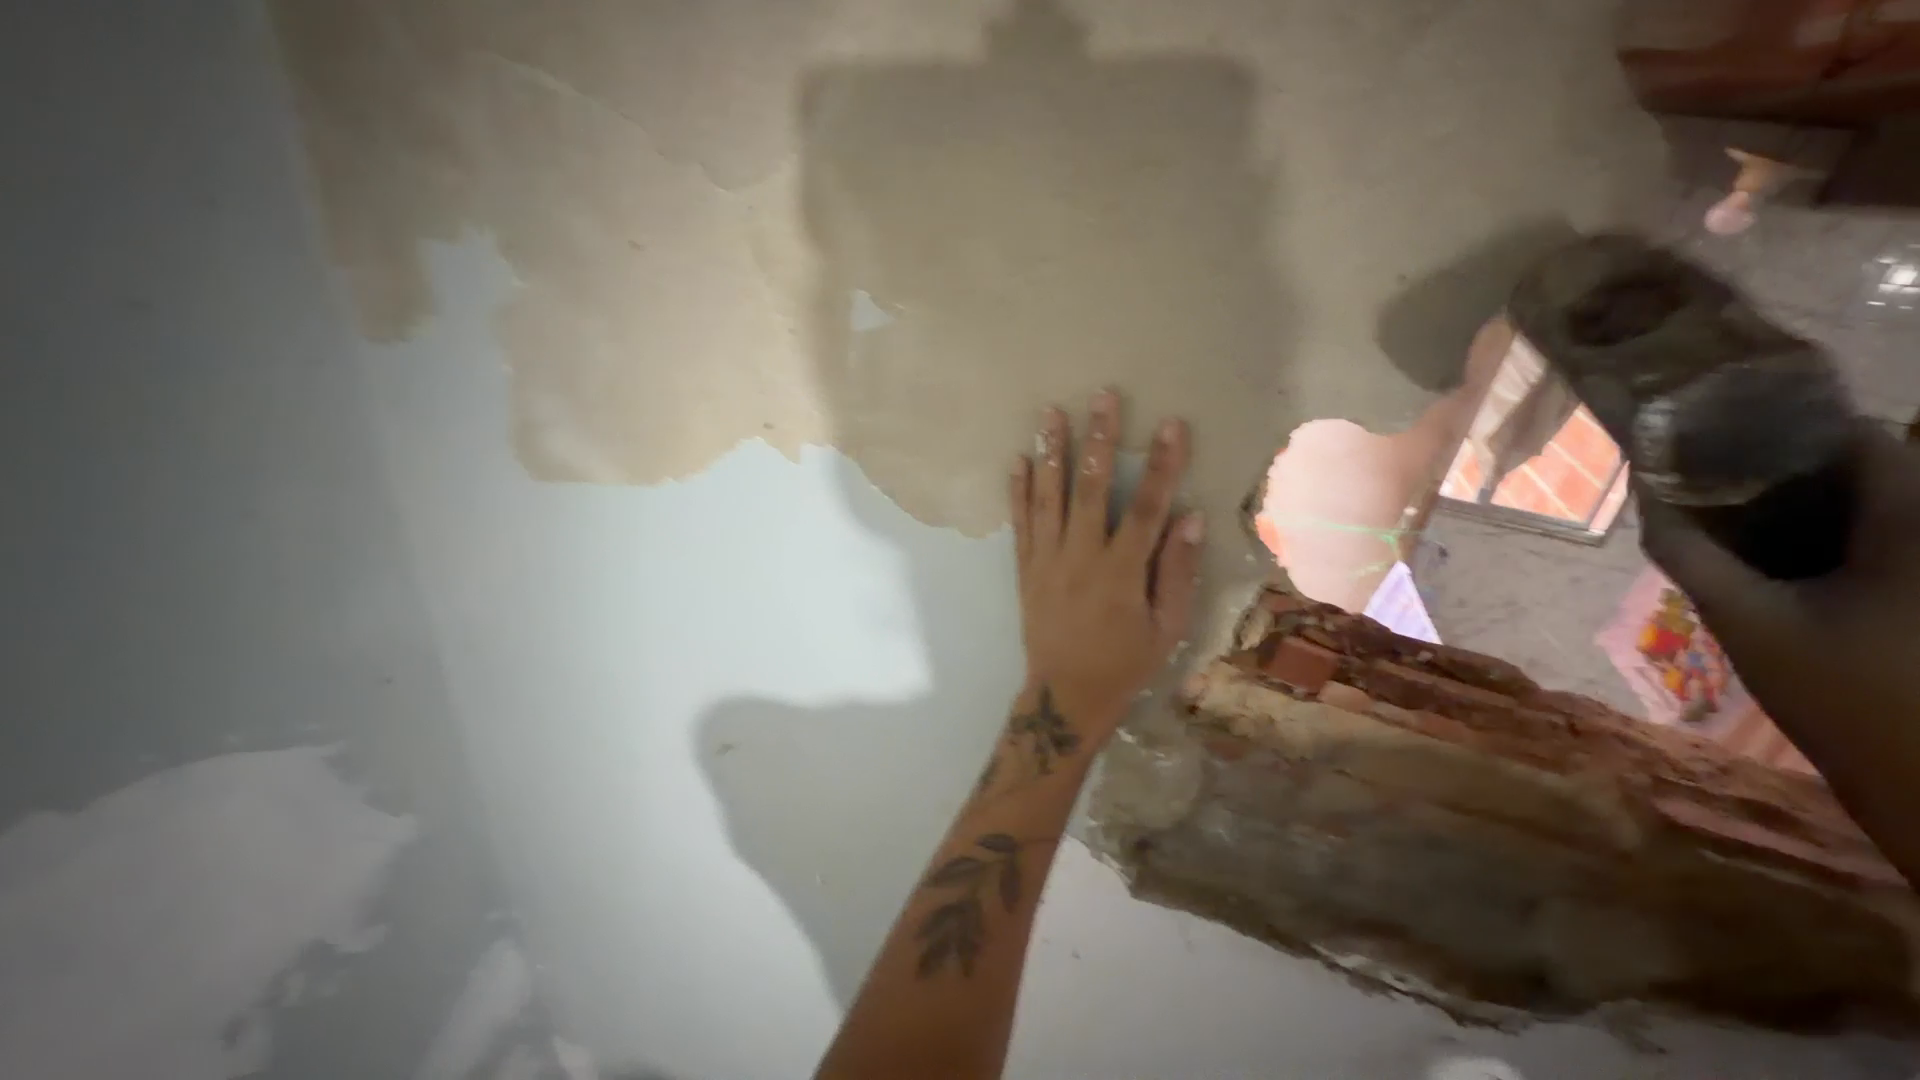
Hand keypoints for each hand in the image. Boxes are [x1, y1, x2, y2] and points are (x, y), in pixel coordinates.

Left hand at [1009, 390, 1204, 730]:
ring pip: (1049, 498)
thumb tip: (1190, 517)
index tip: (1172, 425)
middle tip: (1101, 396)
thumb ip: (1177, 572)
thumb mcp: (1167, 628)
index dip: (1162, 464)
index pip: (1146, 507)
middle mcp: (1080, 557)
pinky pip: (1021, 524)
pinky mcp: (1025, 569)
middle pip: (1090, 489)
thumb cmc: (1125, 663)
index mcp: (1122, 572)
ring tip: (1050, 413)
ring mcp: (1047, 561)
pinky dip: (1018, 492)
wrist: (1066, 694)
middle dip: (1098, 439)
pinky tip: (1018, 461)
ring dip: (1051, 453)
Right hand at [1639, 425, 1919, 735]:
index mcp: (1913, 520)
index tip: (1719, 454)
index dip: (1780, 437)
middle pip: (1868, 470)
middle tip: (1722, 501)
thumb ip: (1692, 558)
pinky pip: (1896, 547)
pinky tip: (1802, 576)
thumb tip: (1648, 507)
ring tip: (1752, 537)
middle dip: (1791, 479)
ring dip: (1818, 514)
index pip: (1853, 436)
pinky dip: (1848, 548)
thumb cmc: (1843, 699)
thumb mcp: (1746, 624)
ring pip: (1882, 510)